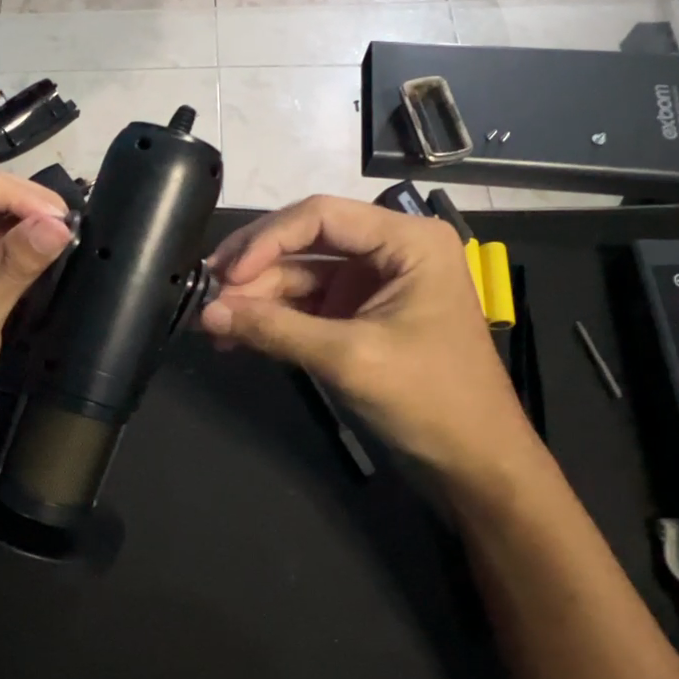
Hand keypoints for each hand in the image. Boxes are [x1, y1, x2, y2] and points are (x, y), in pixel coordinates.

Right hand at [199, 195, 534, 477]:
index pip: (320, 216)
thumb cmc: (428, 399)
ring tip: (214, 326)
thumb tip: (206, 312)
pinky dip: (273, 321)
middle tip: (207, 298)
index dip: (266, 240)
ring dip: (257, 300)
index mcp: (407, 241)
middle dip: (255, 272)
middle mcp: (390, 252)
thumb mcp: (347, 358)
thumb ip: (275, 330)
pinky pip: (306, 307)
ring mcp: (374, 286)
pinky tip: (236, 337)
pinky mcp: (360, 318)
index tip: (224, 276)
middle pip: (306, 243)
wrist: (473, 463)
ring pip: (300, 276)